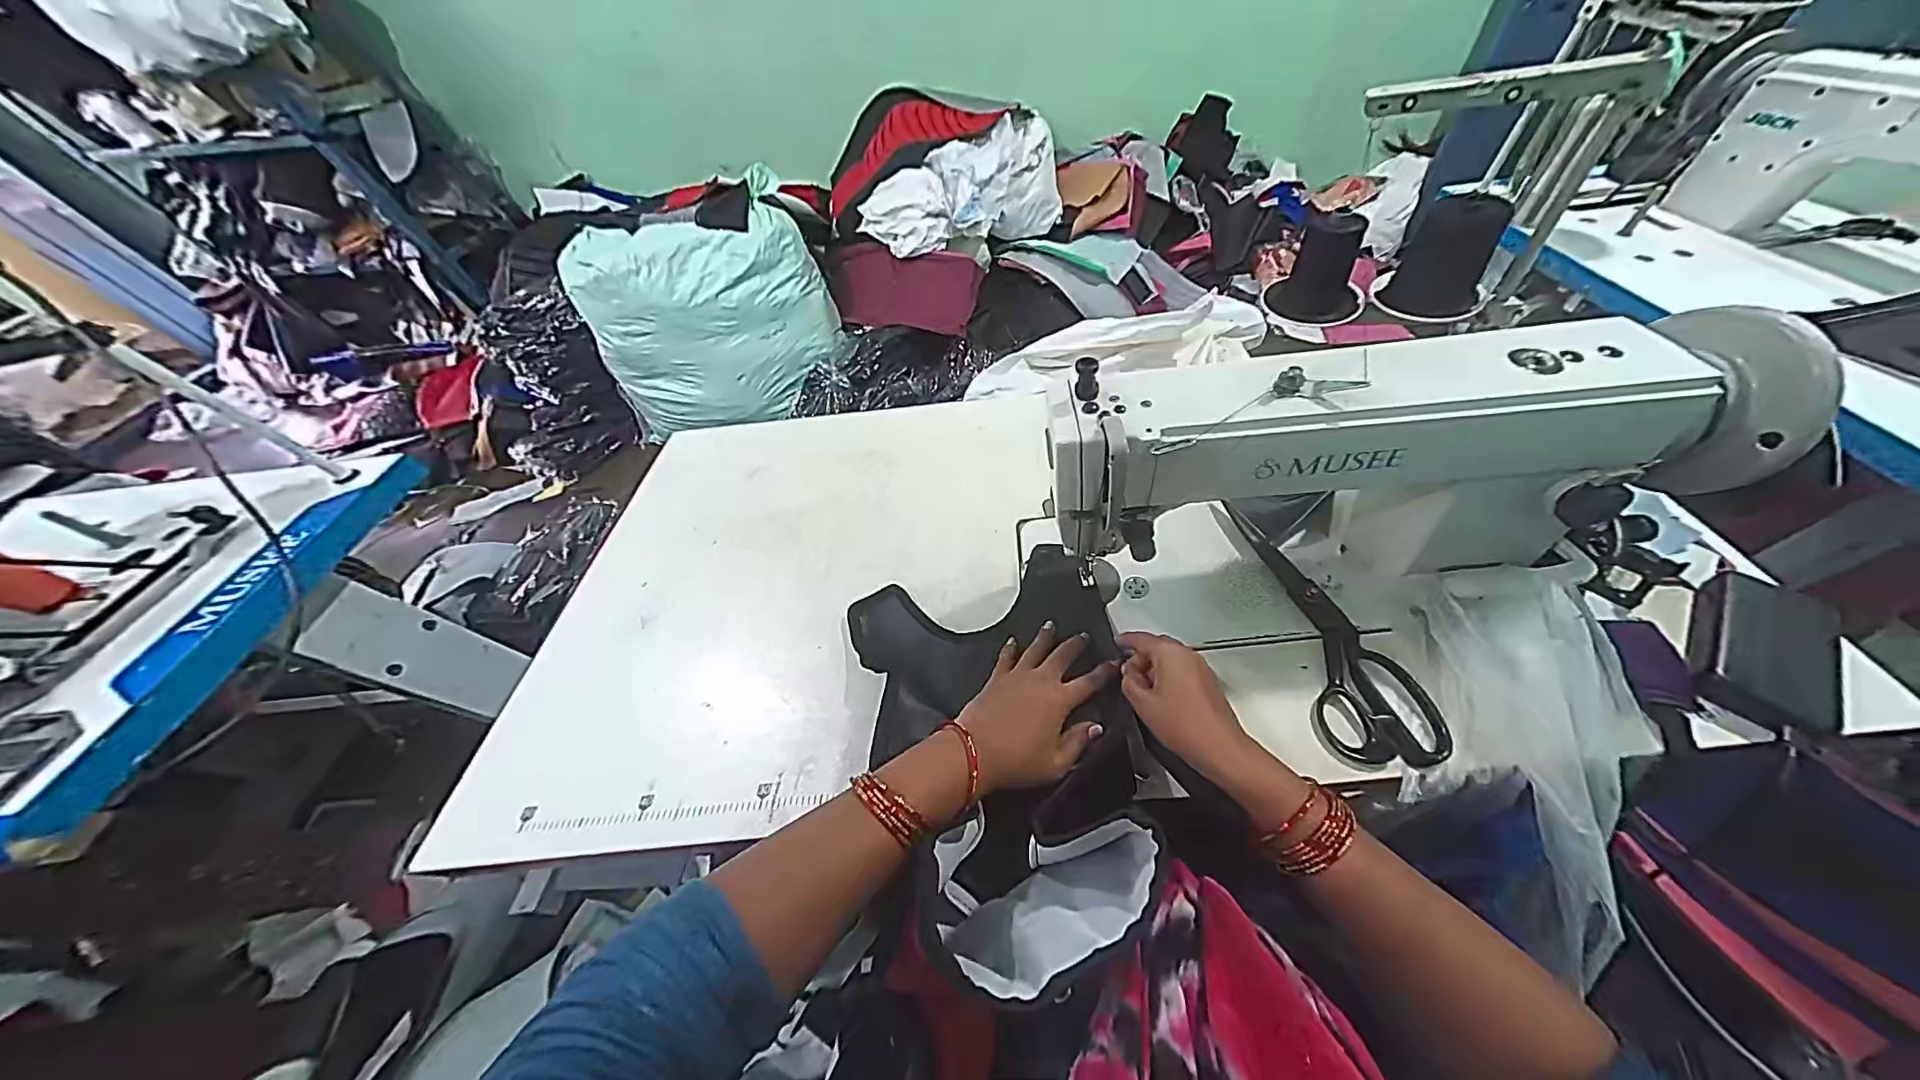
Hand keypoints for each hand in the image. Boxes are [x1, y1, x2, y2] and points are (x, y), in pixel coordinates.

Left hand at [954, 622, 1112, 792]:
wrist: (975, 752)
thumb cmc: (1014, 761)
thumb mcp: (1056, 763)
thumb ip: (1078, 743)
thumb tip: (1093, 729)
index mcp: (1059, 701)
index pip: (1089, 681)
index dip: (1104, 671)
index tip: (1112, 664)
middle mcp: (1040, 682)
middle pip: (1063, 654)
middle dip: (1076, 644)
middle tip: (1083, 637)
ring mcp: (1017, 676)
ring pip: (1035, 648)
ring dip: (1046, 636)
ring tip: (1051, 626)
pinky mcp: (996, 678)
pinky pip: (1006, 656)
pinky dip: (1010, 647)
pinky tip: (1012, 641)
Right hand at [1117, 631, 1253, 782]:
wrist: (1218, 747)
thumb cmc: (1187, 726)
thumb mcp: (1142, 703)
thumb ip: (1128, 681)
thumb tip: (1128, 673)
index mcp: (1170, 653)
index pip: (1142, 638)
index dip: (1126, 641)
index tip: (1118, 643)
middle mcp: (1188, 656)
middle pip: (1158, 647)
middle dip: (1141, 659)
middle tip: (1127, 675)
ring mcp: (1201, 668)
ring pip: (1171, 660)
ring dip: (1155, 670)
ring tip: (1144, 694)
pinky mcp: (1208, 683)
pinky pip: (1183, 672)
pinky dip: (1170, 679)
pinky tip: (1162, 701)